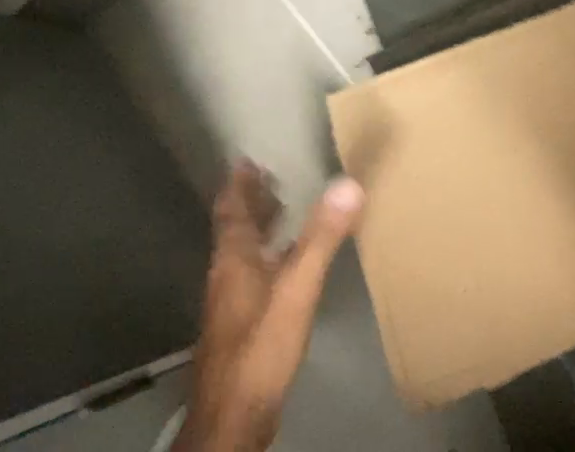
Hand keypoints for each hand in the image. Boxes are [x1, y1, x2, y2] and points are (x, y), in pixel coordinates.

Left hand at [174, 163, 365, 451]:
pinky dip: (265, 258)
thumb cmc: (262, 344)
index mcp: (234, 259)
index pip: (231, 210)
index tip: (246, 160)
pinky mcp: (240, 327)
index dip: (239, 184)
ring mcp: (230, 303)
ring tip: (280, 213)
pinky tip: (283, 269)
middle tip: (268, 178)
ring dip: (257, 230)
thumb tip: (348, 184)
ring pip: (241, 254)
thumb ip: (322, 237)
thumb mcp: (298, 287)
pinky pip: (251, 276)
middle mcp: (226, 275)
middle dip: (249, 203)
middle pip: (234, 230)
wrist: (234, 414)